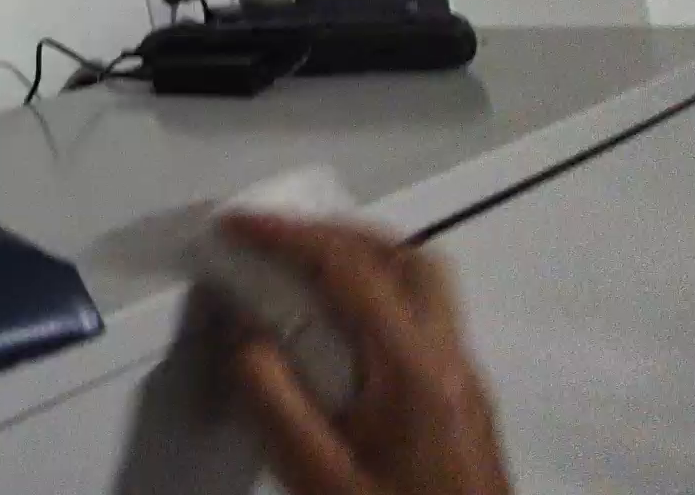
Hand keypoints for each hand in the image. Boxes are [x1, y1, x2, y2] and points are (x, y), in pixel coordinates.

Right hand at [221, 215, 511, 494]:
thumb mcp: (312, 472)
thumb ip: (269, 392)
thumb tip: (242, 325)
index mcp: (415, 371)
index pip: (348, 269)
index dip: (284, 234)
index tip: (231, 224)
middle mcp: (451, 360)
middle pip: (403, 258)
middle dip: (330, 231)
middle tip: (273, 239)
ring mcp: (463, 377)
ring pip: (417, 280)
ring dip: (353, 255)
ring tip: (295, 267)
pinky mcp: (459, 397)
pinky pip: (415, 309)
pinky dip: (366, 286)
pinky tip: (327, 318)